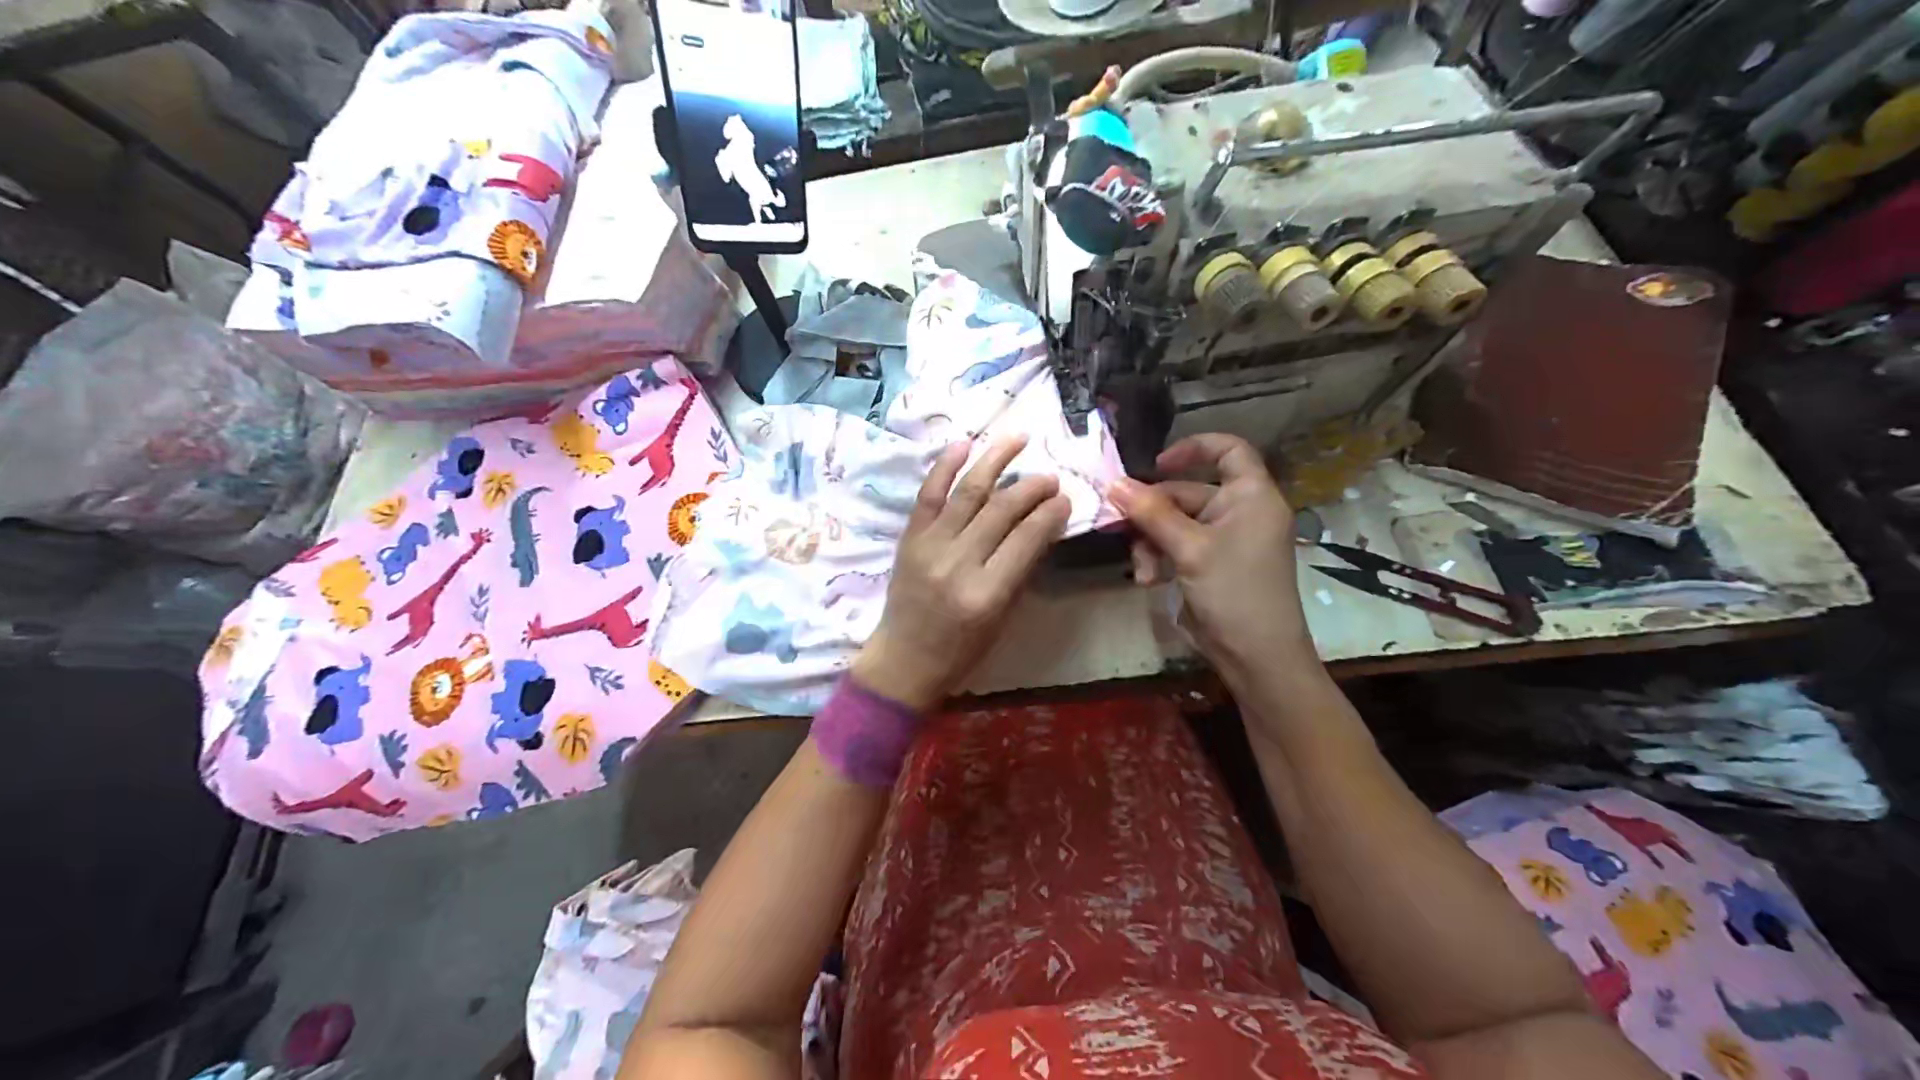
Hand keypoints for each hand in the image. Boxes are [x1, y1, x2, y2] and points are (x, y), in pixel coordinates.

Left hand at [853, 435, 1071, 710]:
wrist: (904, 659)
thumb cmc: (962, 650)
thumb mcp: (1003, 618)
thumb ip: (1022, 570)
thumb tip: (1044, 525)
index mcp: (987, 593)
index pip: (1027, 538)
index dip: (1050, 513)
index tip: (1065, 498)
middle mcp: (957, 564)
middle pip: (1001, 510)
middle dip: (1031, 488)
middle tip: (1050, 478)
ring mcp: (928, 547)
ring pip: (967, 493)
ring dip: (995, 461)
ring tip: (1019, 439)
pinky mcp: (908, 538)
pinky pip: (928, 494)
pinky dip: (945, 466)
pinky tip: (965, 444)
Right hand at [1107, 434, 1317, 683]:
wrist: (1257, 656)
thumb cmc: (1234, 591)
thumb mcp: (1189, 548)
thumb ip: (1151, 513)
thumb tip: (1113, 483)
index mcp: (1250, 496)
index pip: (1228, 450)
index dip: (1193, 448)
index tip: (1155, 465)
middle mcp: (1239, 511)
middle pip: (1186, 492)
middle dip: (1152, 514)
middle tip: (1120, 527)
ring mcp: (1225, 540)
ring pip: (1174, 523)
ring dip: (1151, 543)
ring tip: (1142, 571)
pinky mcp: (1210, 565)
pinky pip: (1177, 547)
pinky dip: (1159, 559)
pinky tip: (1148, 581)